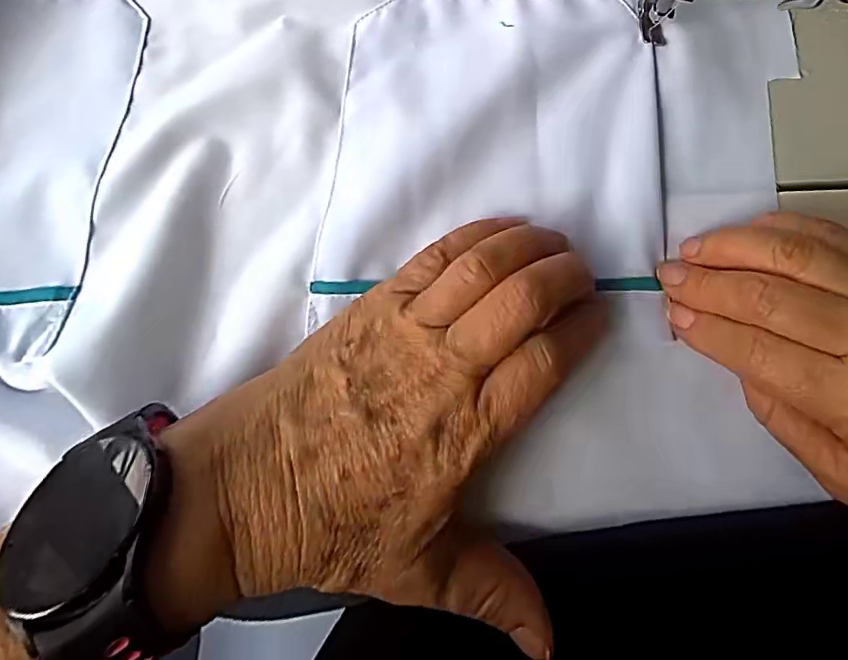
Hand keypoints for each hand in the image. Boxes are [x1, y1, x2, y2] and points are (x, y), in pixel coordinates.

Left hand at [148, 219, 606, 657]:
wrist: (246, 479)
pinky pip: (430, 258)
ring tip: (552, 240)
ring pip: (477, 269)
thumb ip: (490, 593)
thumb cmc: (333, 522)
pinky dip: (470, 236)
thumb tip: (549, 644)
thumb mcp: (416, 571)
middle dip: (562, 277)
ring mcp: (402, 327)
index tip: (600, 314)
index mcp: (464, 430)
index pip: (542, 364)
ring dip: (523, 245)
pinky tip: (497, 228)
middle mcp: (440, 367)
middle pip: (518, 302)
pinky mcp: (370, 305)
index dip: (580, 331)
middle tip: (583, 270)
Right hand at [657, 212, 847, 558]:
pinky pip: (828, 236)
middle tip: (666, 275)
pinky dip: (777, 227)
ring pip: (791, 254)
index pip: (758, 350)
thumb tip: (731, 353)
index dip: (705, 327)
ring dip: (730, 246)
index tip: (671, 312)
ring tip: (692, 249)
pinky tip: (742, 232)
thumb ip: (781, 417)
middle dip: (705, 283)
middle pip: (766, 295)